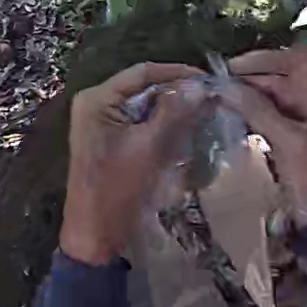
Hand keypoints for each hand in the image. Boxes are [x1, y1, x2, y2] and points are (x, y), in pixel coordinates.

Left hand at [59, 62, 205, 264]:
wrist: (95, 233)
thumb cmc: (117, 189)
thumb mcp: (148, 146)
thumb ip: (173, 112)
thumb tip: (199, 85)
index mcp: (97, 99)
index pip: (142, 72)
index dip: (177, 73)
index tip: (209, 79)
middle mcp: (96, 104)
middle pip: (144, 88)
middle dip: (177, 93)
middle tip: (211, 98)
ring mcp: (101, 122)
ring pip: (145, 106)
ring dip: (172, 111)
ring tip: (204, 112)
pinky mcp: (110, 139)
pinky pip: (140, 124)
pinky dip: (162, 126)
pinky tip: (185, 131)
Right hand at [219, 47, 306, 222]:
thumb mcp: (289, 145)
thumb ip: (258, 111)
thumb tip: (224, 86)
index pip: (297, 62)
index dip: (262, 61)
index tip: (229, 69)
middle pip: (289, 81)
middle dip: (254, 83)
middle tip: (219, 89)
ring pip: (285, 101)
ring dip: (256, 100)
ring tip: (224, 103)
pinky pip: (286, 120)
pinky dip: (264, 118)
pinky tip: (240, 120)